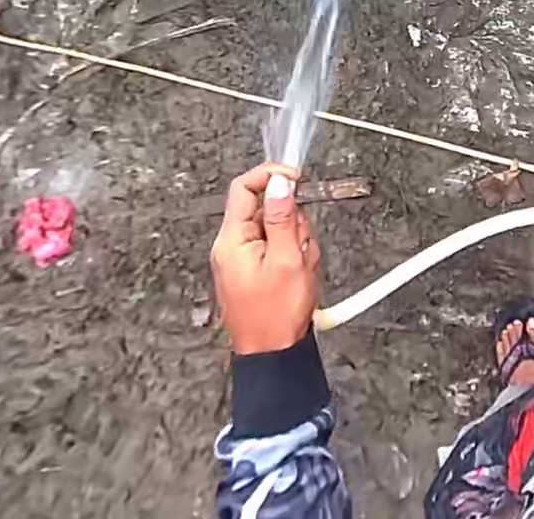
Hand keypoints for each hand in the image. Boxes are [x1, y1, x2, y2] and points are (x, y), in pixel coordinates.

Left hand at [211, 163, 321, 354]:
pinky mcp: (255, 268)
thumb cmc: (277, 317)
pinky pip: (278, 246)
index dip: (270, 176)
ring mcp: (243, 258)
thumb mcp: (287, 260)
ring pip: (276, 226)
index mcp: (232, 240)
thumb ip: (282, 218)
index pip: (244, 187)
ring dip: (296, 240)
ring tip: (301, 267)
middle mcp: (232, 245)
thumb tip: (279, 183)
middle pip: (265, 207)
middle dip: (291, 220)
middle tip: (300, 244)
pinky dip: (294, 254)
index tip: (296, 179)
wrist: (274, 358)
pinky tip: (299, 274)